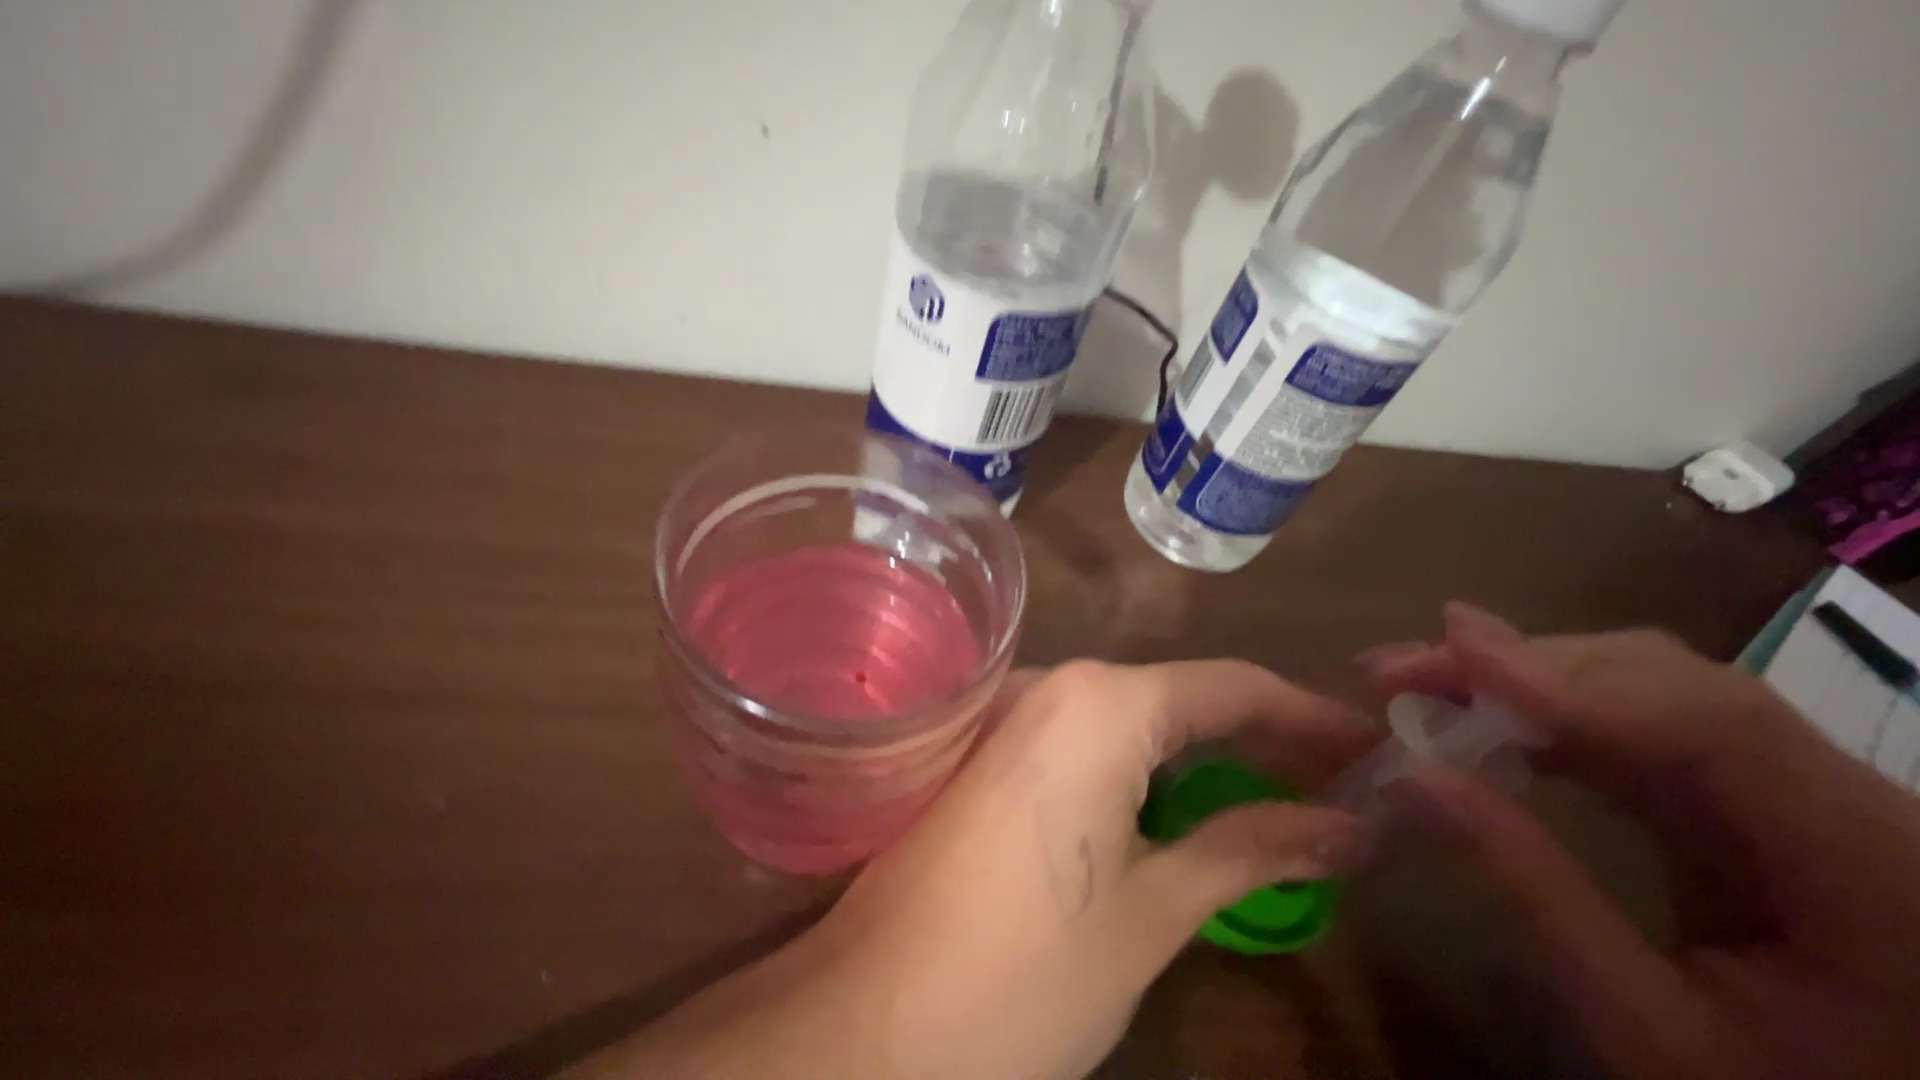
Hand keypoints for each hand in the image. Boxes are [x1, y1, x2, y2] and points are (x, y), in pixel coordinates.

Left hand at [592, 660, 1378, 1079]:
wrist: (866, 1022)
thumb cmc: (1021, 973)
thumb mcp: (1152, 913)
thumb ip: (1251, 849)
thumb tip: (1352, 826)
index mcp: (1098, 706)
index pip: (1233, 687)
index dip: (1311, 718)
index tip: (1377, 751)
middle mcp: (1050, 689)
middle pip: (1182, 697)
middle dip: (1261, 741)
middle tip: (1339, 792)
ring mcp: (1008, 720)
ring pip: (1133, 722)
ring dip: (1203, 760)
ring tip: (1279, 807)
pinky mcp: (984, 757)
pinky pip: (1085, 745)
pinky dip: (1145, 774)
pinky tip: (1184, 813)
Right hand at [1366, 604, 1919, 1079]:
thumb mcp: (1648, 1027)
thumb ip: (1534, 892)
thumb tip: (1412, 777)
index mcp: (1874, 866)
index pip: (1720, 727)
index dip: (1580, 686)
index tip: (1458, 657)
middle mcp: (1855, 802)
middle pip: (1680, 687)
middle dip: (1532, 667)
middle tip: (1406, 666)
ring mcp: (1805, 792)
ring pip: (1658, 692)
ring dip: (1534, 678)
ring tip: (1428, 675)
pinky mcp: (1757, 799)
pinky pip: (1650, 729)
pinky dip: (1558, 715)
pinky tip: (1489, 708)